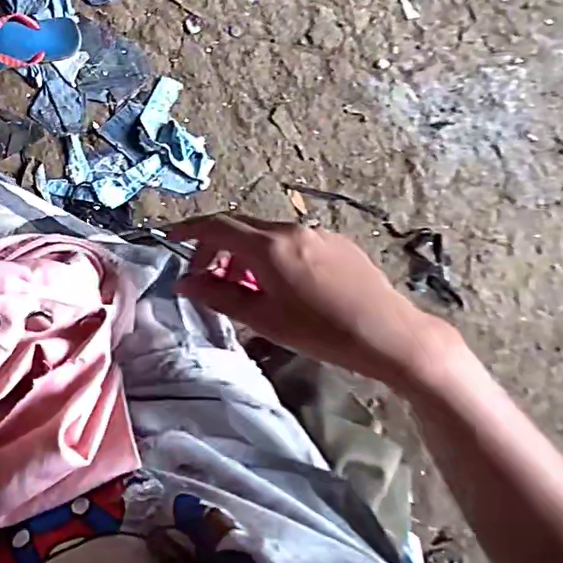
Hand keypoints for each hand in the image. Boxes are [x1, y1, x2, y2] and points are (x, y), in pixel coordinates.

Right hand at [169, 214, 464, 391]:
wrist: (391, 335)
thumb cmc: (322, 332)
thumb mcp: (264, 319)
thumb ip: (219, 295)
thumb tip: (185, 282)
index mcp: (269, 246)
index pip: (216, 227)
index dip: (189, 231)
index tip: (171, 239)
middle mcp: (292, 230)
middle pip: (240, 227)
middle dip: (216, 248)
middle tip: (207, 279)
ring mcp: (318, 233)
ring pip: (266, 234)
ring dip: (245, 254)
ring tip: (247, 289)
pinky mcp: (338, 243)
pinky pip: (293, 241)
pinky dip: (273, 255)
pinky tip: (283, 286)